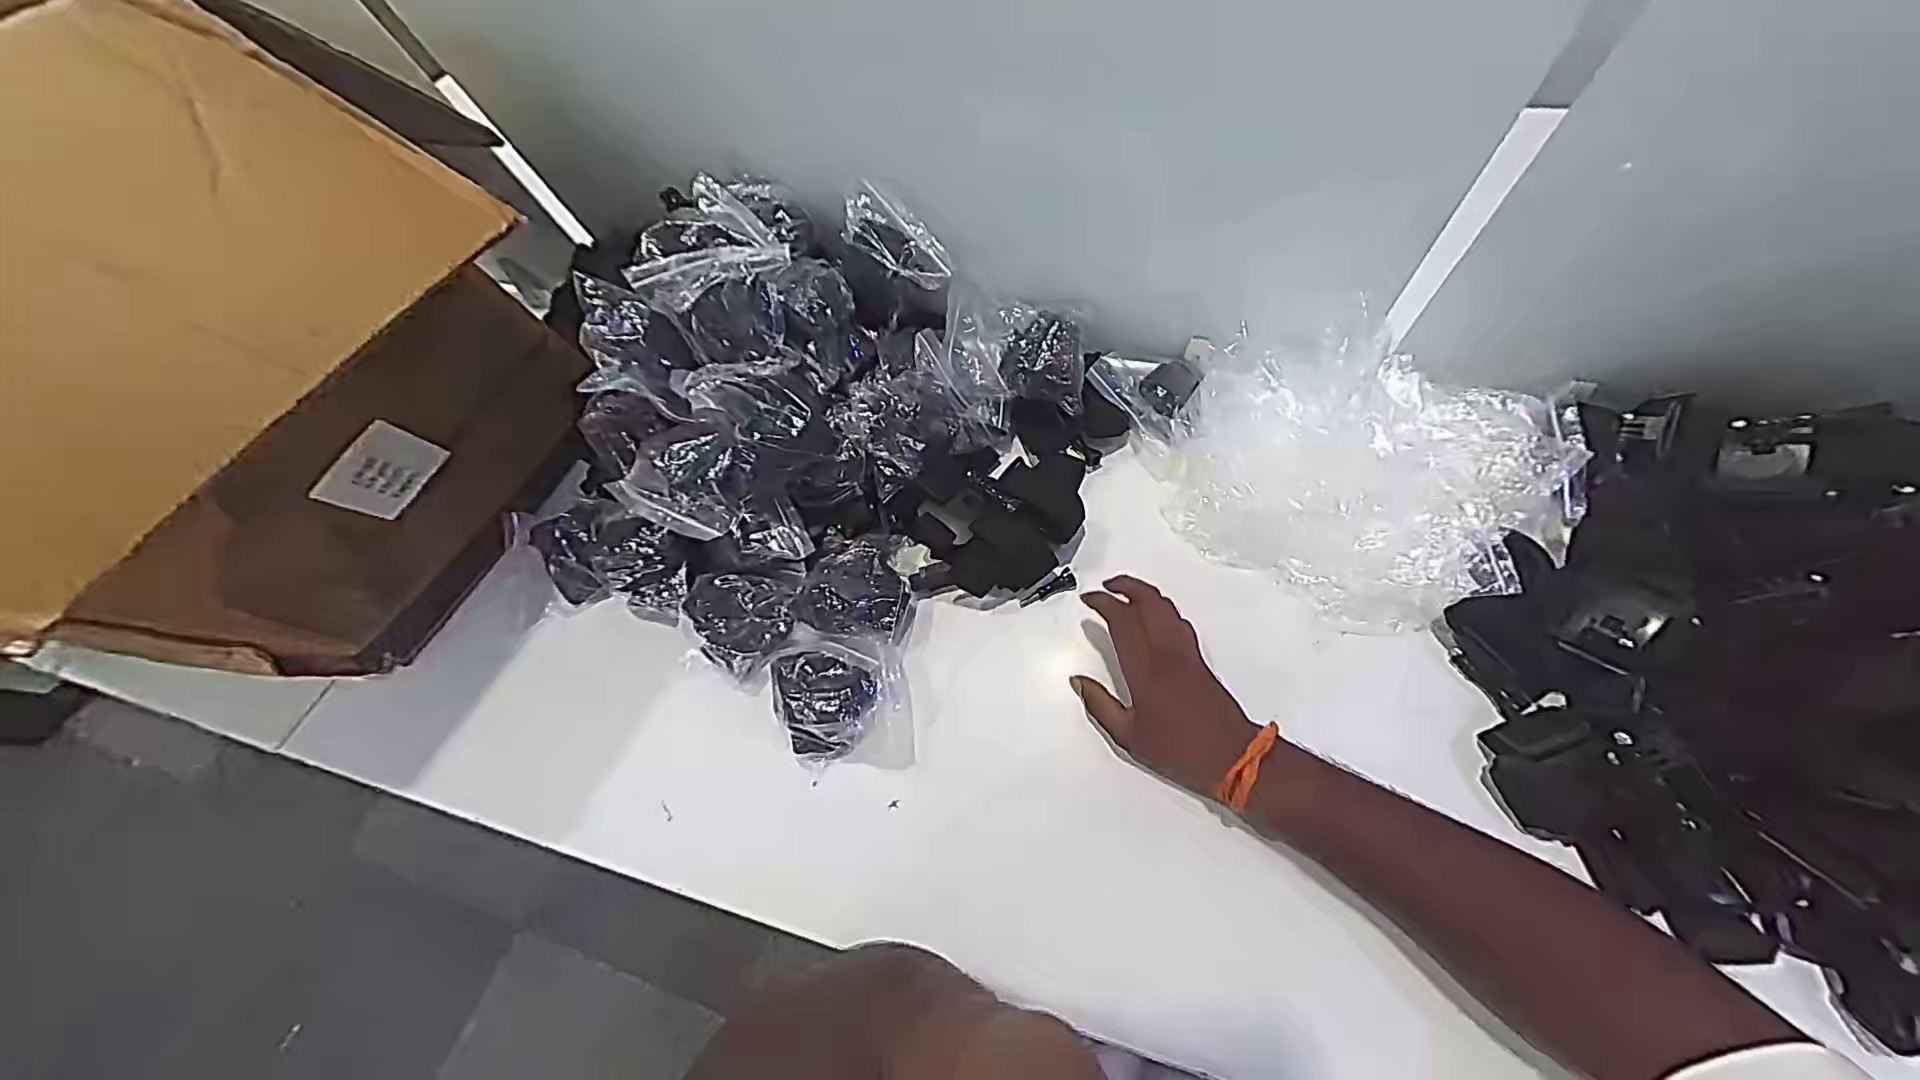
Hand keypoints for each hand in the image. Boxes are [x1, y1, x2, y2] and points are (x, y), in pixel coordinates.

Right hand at [1073, 575, 1262, 798]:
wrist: (1234, 756)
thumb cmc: (1182, 751)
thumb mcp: (1128, 736)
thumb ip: (1099, 705)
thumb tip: (1079, 682)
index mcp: (1146, 672)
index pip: (1123, 621)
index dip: (1104, 603)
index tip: (1090, 599)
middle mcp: (1168, 655)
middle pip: (1149, 603)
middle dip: (1125, 586)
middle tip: (1107, 586)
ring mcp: (1187, 654)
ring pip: (1167, 608)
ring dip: (1144, 593)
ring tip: (1127, 592)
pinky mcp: (1200, 660)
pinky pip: (1178, 621)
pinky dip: (1161, 608)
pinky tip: (1155, 614)